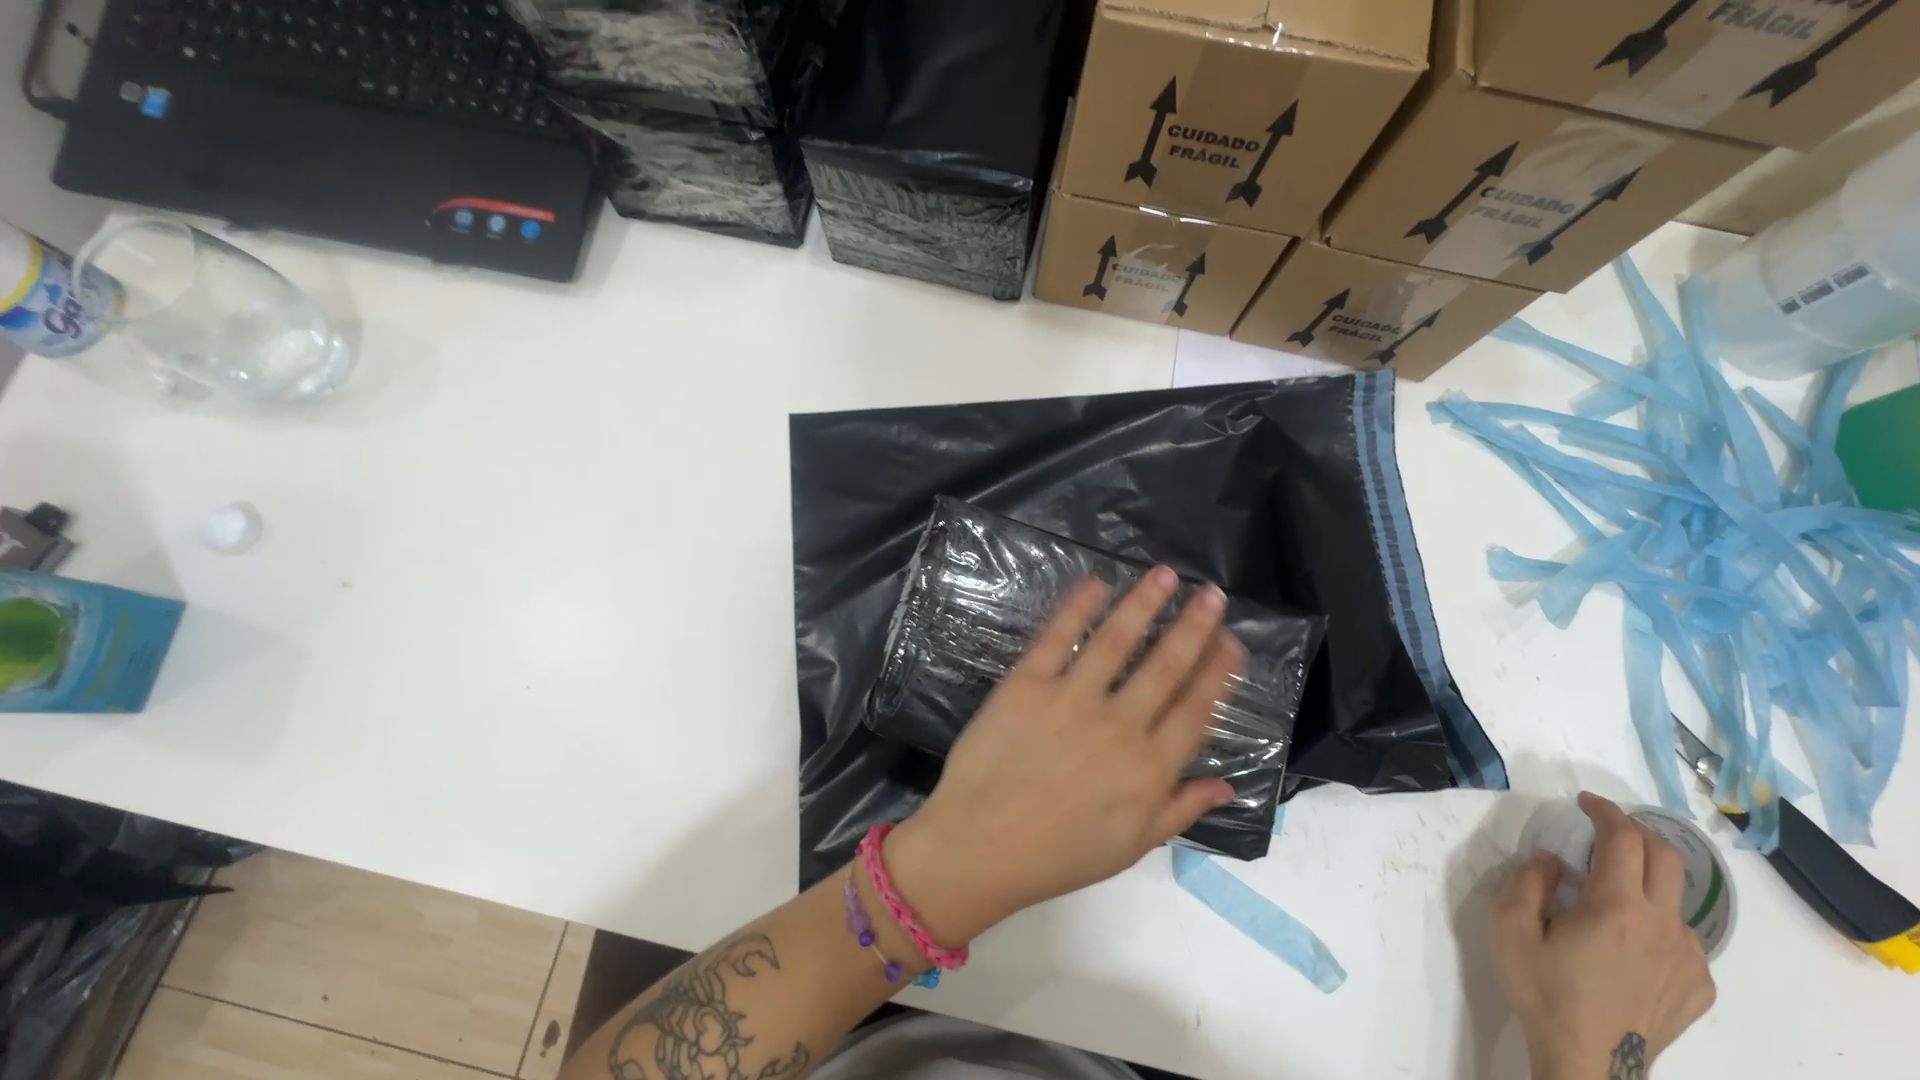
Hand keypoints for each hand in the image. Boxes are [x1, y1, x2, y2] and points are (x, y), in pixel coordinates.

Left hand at [886, 568, 1243, 943]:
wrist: (980, 847)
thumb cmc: (1059, 855)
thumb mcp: (1132, 846)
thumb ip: (1181, 809)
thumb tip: (1227, 784)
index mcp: (1149, 768)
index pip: (1196, 708)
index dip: (1218, 672)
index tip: (1232, 642)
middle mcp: (1119, 727)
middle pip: (1166, 666)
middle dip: (1193, 626)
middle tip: (1211, 594)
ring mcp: (1071, 700)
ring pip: (1118, 641)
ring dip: (1145, 603)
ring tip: (1166, 575)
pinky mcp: (1026, 685)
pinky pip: (1058, 638)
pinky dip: (1079, 608)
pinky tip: (1098, 584)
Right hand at [1491, 793, 1716, 1079]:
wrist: (1588, 1062)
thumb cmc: (1544, 991)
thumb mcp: (1510, 929)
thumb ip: (1527, 883)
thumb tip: (1552, 861)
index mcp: (1617, 907)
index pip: (1624, 839)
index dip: (1606, 811)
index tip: (1586, 802)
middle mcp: (1664, 926)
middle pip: (1668, 858)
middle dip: (1637, 832)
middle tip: (1606, 830)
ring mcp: (1690, 959)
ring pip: (1677, 901)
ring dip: (1646, 883)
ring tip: (1612, 896)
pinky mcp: (1700, 987)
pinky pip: (1684, 940)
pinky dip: (1657, 925)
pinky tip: (1630, 945)